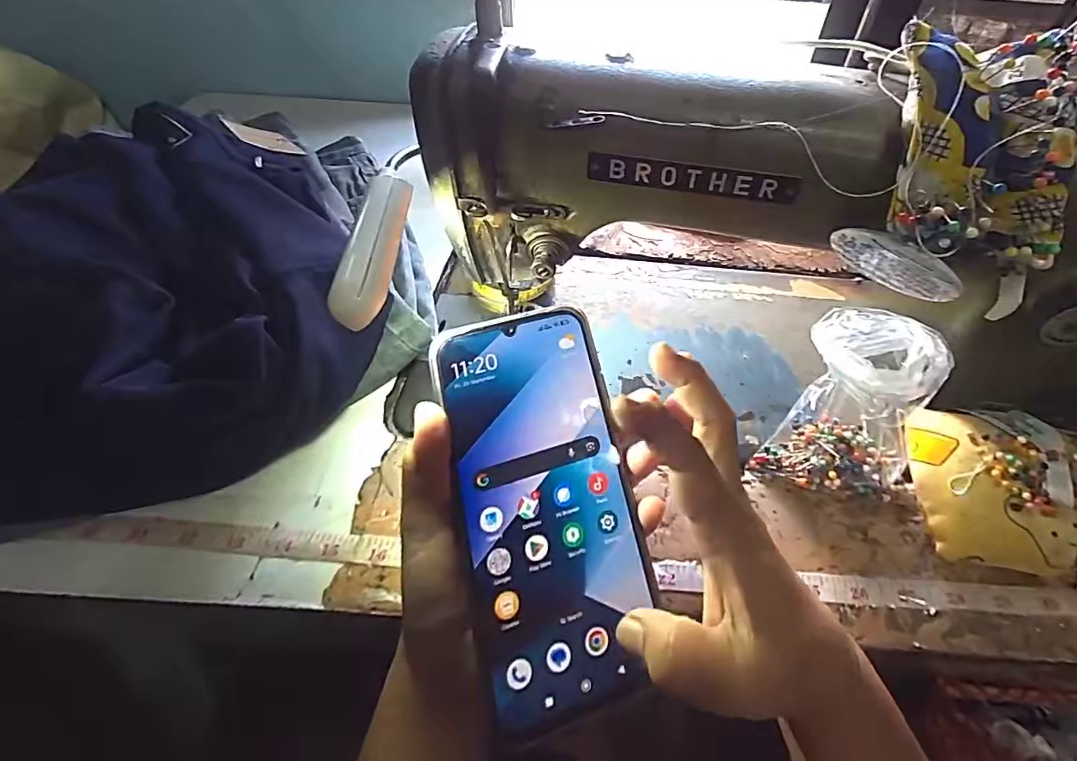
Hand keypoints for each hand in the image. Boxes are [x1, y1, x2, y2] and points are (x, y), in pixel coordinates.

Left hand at [364, 396, 670, 758]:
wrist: (466, 692)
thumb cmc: (440, 609)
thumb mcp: (428, 541)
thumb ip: (426, 484)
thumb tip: (430, 412)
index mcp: (497, 493)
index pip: (528, 441)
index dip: (553, 412)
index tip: (582, 384)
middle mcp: (534, 509)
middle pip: (573, 463)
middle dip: (604, 437)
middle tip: (633, 414)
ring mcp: (562, 542)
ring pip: (599, 496)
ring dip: (626, 471)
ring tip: (648, 453)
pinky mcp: (584, 577)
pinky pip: (614, 542)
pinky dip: (634, 522)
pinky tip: (650, 508)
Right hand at [612, 345, 923, 758]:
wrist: (814, 669)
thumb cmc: (774, 663)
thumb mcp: (718, 674)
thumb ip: (669, 650)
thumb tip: (623, 621)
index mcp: (727, 529)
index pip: (694, 463)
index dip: (660, 428)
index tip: (626, 401)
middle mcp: (727, 505)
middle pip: (712, 427)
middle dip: (687, 382)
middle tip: (657, 354)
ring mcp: (726, 510)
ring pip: (699, 444)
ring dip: (664, 424)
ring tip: (623, 438)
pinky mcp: (721, 522)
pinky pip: (691, 475)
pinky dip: (665, 464)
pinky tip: (643, 499)